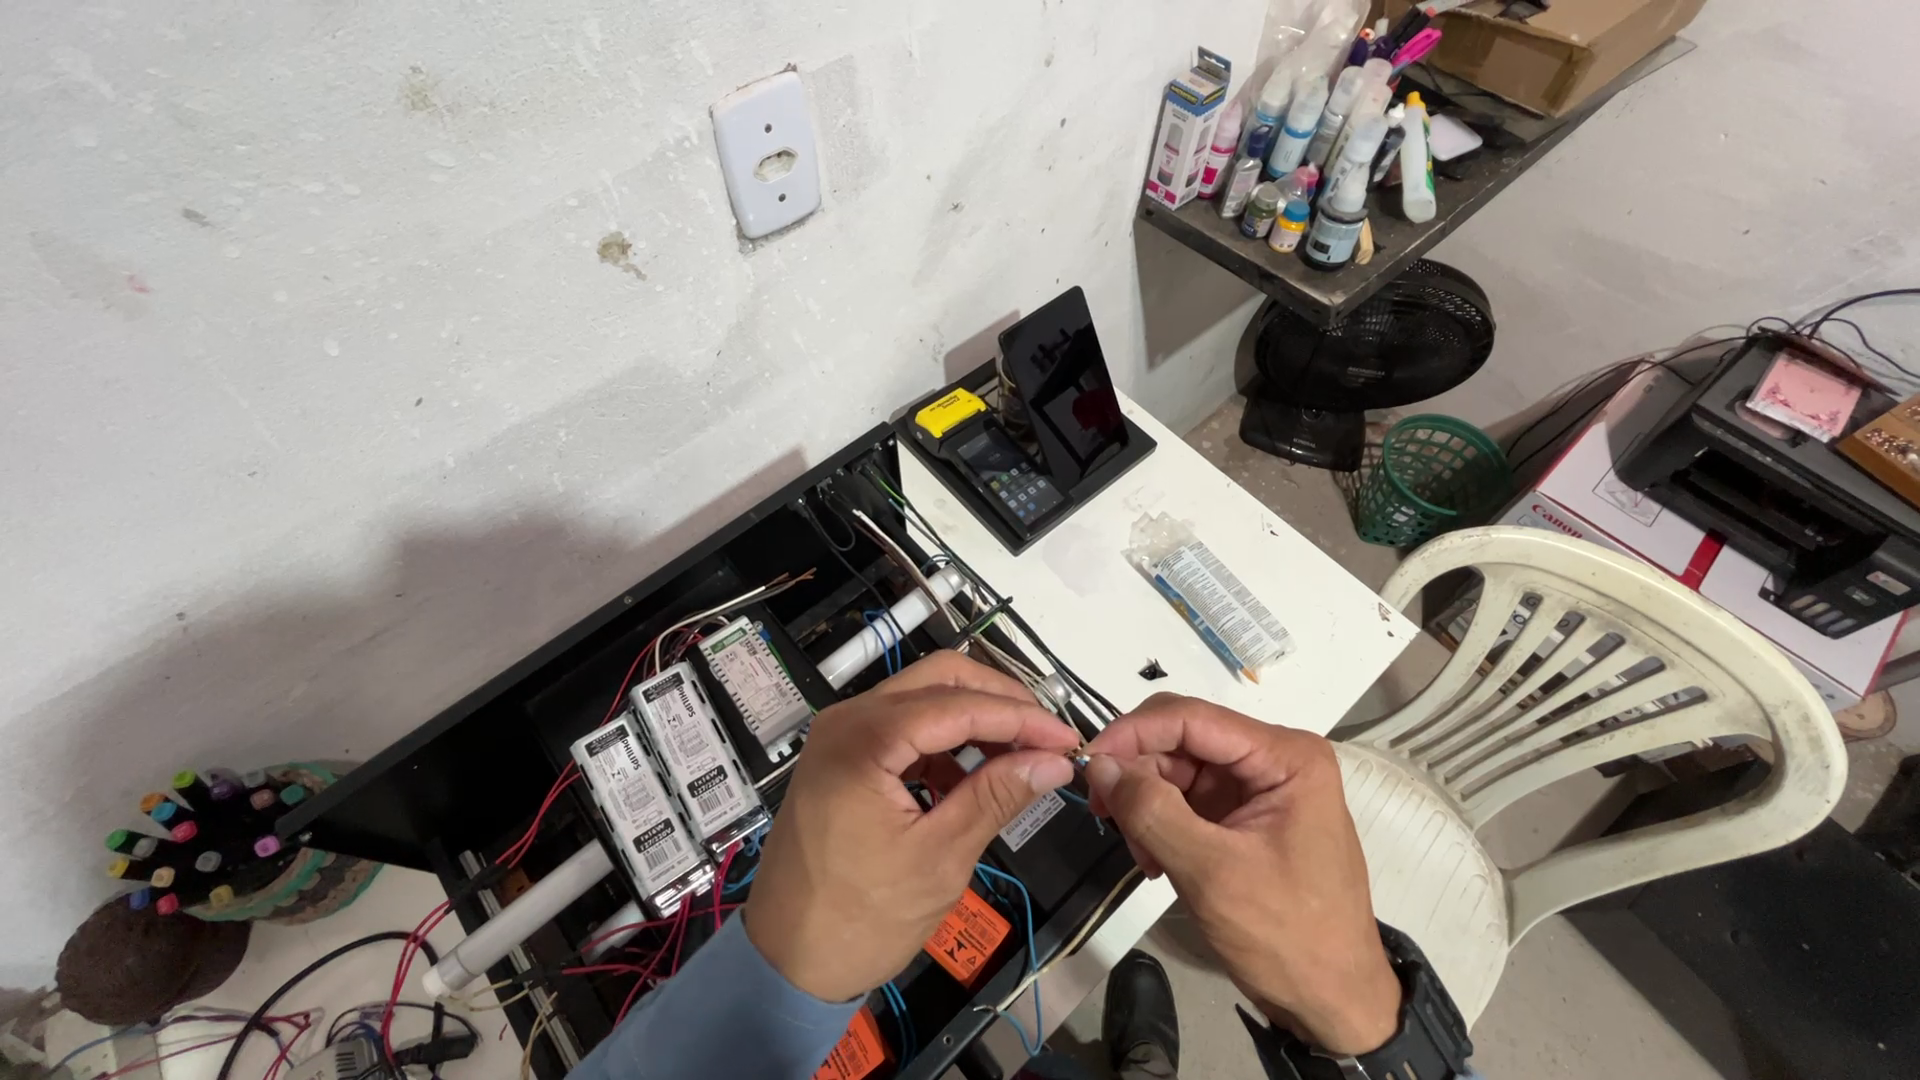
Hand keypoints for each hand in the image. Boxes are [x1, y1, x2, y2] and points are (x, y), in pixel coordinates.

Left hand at [742, 651, 1081, 1001]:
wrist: (785, 963)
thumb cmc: (860, 919)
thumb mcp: (939, 858)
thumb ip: (996, 796)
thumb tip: (1053, 761)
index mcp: (863, 738)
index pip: (958, 705)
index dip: (1020, 717)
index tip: (1067, 739)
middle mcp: (847, 718)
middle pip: (939, 679)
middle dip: (998, 700)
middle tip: (1045, 736)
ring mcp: (842, 734)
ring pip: (923, 697)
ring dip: (974, 717)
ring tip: (1021, 754)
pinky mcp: (845, 756)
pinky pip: (904, 727)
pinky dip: (945, 740)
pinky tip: (976, 772)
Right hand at [1083, 694, 1401, 1055]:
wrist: (1333, 1004)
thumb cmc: (1287, 936)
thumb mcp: (1212, 873)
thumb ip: (1152, 811)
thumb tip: (1097, 763)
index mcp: (1284, 756)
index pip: (1190, 717)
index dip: (1132, 732)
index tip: (1088, 763)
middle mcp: (1271, 757)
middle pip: (1179, 739)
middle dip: (1137, 773)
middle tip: (1104, 816)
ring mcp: (1255, 784)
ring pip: (1173, 767)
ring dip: (1145, 804)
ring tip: (1143, 855)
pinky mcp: (1240, 811)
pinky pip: (1182, 797)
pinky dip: (1159, 822)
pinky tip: (1155, 858)